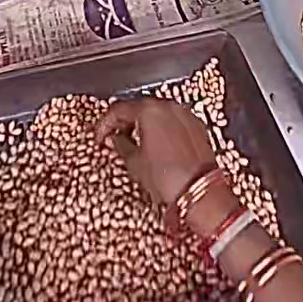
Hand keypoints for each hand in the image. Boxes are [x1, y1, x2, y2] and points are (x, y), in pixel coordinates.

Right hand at [94, 96, 218, 212]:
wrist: (202, 194)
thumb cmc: (168, 179)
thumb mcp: (135, 163)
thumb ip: (121, 144)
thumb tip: (116, 139)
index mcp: (149, 111)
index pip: (118, 109)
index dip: (105, 123)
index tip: (100, 135)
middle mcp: (168, 106)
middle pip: (139, 107)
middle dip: (125, 121)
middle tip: (114, 136)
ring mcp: (184, 114)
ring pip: (157, 112)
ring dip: (143, 124)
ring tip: (134, 142)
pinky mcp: (196, 126)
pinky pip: (172, 121)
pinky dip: (161, 128)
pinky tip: (156, 145)